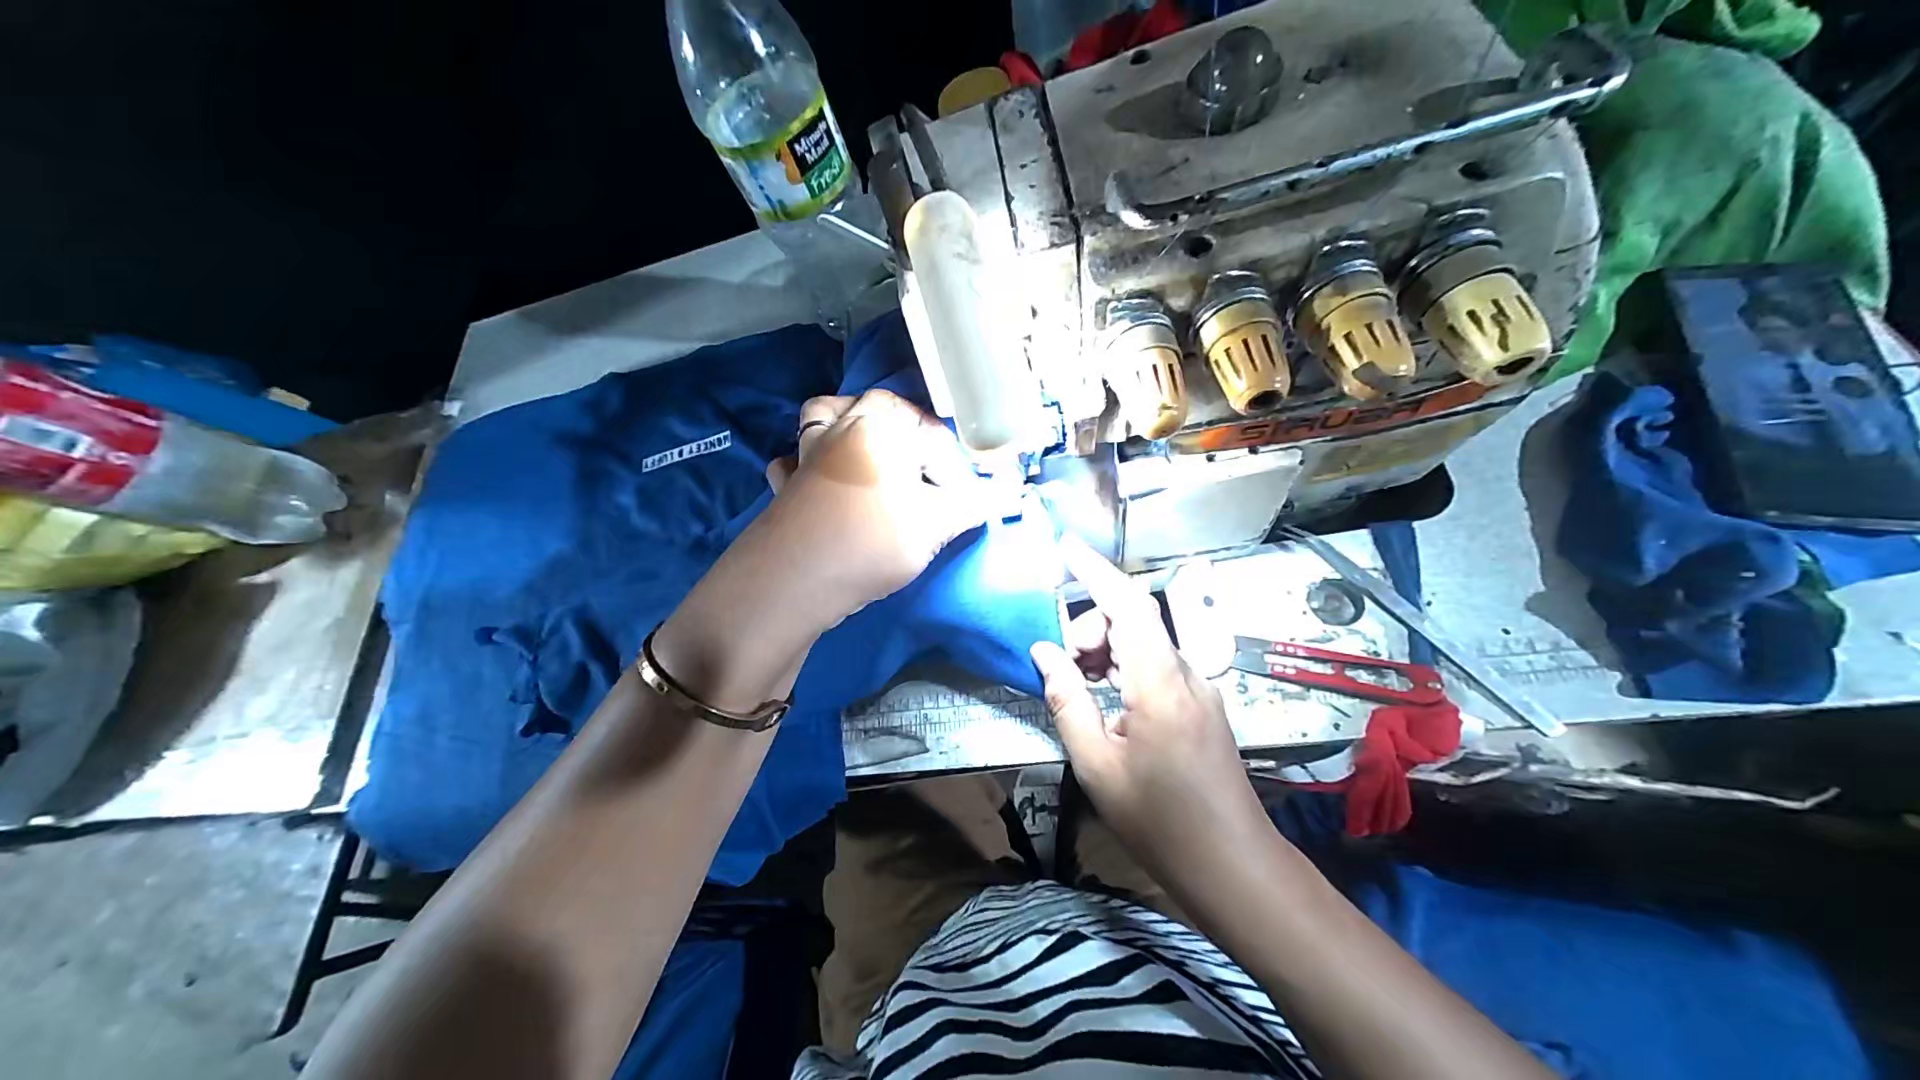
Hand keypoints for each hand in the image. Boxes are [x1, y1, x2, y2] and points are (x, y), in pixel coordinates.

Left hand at [655, 390, 988, 712]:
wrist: (797, 579)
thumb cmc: (874, 538)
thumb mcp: (937, 523)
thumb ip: (974, 504)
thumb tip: (1007, 492)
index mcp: (881, 422)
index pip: (931, 430)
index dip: (953, 463)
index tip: (964, 494)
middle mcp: (841, 426)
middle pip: (878, 409)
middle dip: (906, 434)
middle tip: (925, 471)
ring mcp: (807, 454)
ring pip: (827, 420)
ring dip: (850, 431)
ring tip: (874, 462)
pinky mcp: (787, 485)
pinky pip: (795, 461)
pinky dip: (809, 465)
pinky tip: (824, 485)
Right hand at [1030, 536, 1267, 877]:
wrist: (1230, 862)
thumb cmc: (1157, 819)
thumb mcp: (1096, 764)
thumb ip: (1068, 700)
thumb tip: (1044, 652)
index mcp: (1160, 683)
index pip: (1128, 605)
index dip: (1095, 570)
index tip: (1067, 545)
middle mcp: (1186, 674)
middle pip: (1134, 621)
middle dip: (1090, 629)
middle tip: (1060, 668)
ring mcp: (1199, 688)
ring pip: (1145, 642)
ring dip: (1106, 649)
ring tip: (1077, 685)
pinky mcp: (1202, 705)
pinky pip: (1158, 665)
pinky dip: (1125, 667)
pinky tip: (1105, 697)